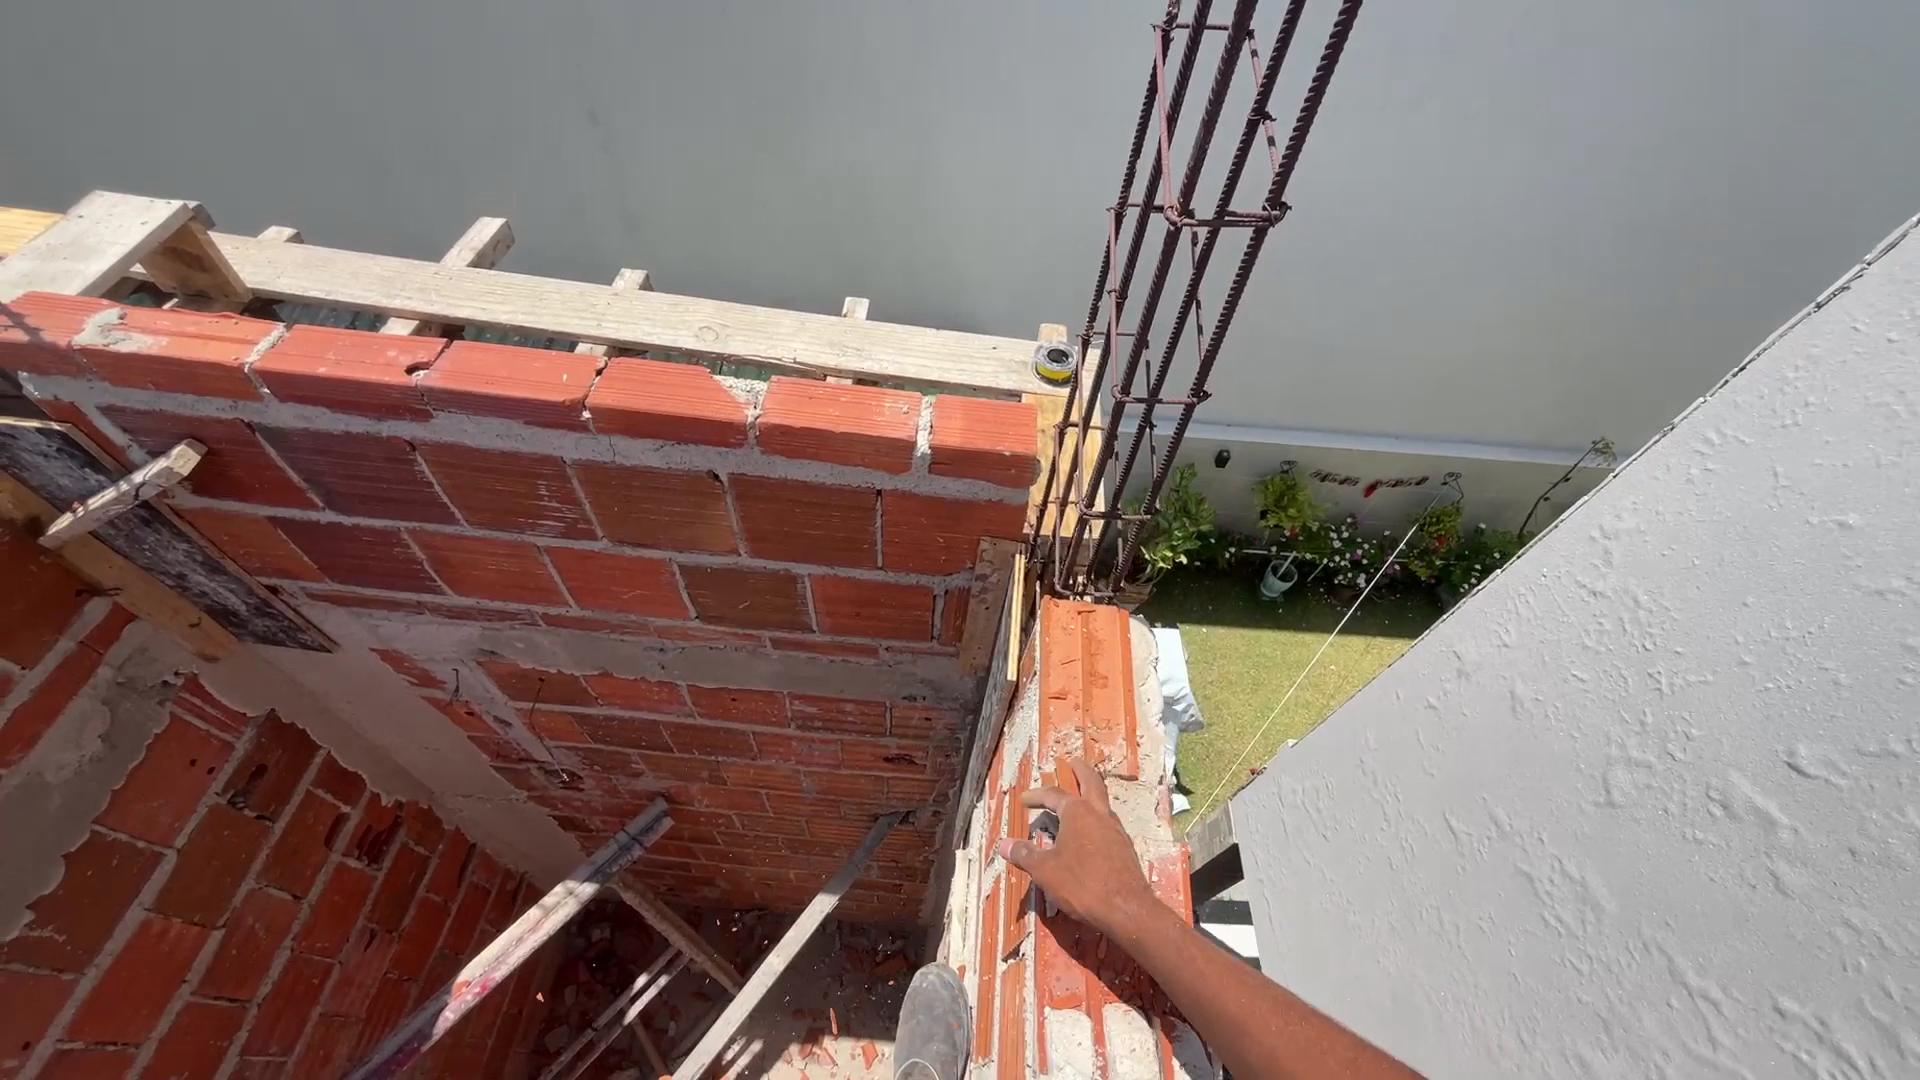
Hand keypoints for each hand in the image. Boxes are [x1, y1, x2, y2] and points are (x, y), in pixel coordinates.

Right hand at [995, 758, 1161, 939]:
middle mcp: (1099, 814)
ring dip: (1090, 797)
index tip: (1025, 800)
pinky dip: (1096, 820)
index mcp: (1078, 812)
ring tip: (1078, 802)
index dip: (1037, 796)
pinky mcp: (1125, 848)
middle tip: (1073, 761)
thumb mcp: (1045, 871)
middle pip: (1091, 782)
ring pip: (1102, 804)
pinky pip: (1108, 824)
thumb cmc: (1082, 884)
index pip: (1053, 795)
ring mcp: (1116, 830)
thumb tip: (1004, 844)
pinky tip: (1090, 836)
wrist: (1127, 910)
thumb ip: (1025, 855)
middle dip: (1080, 770)